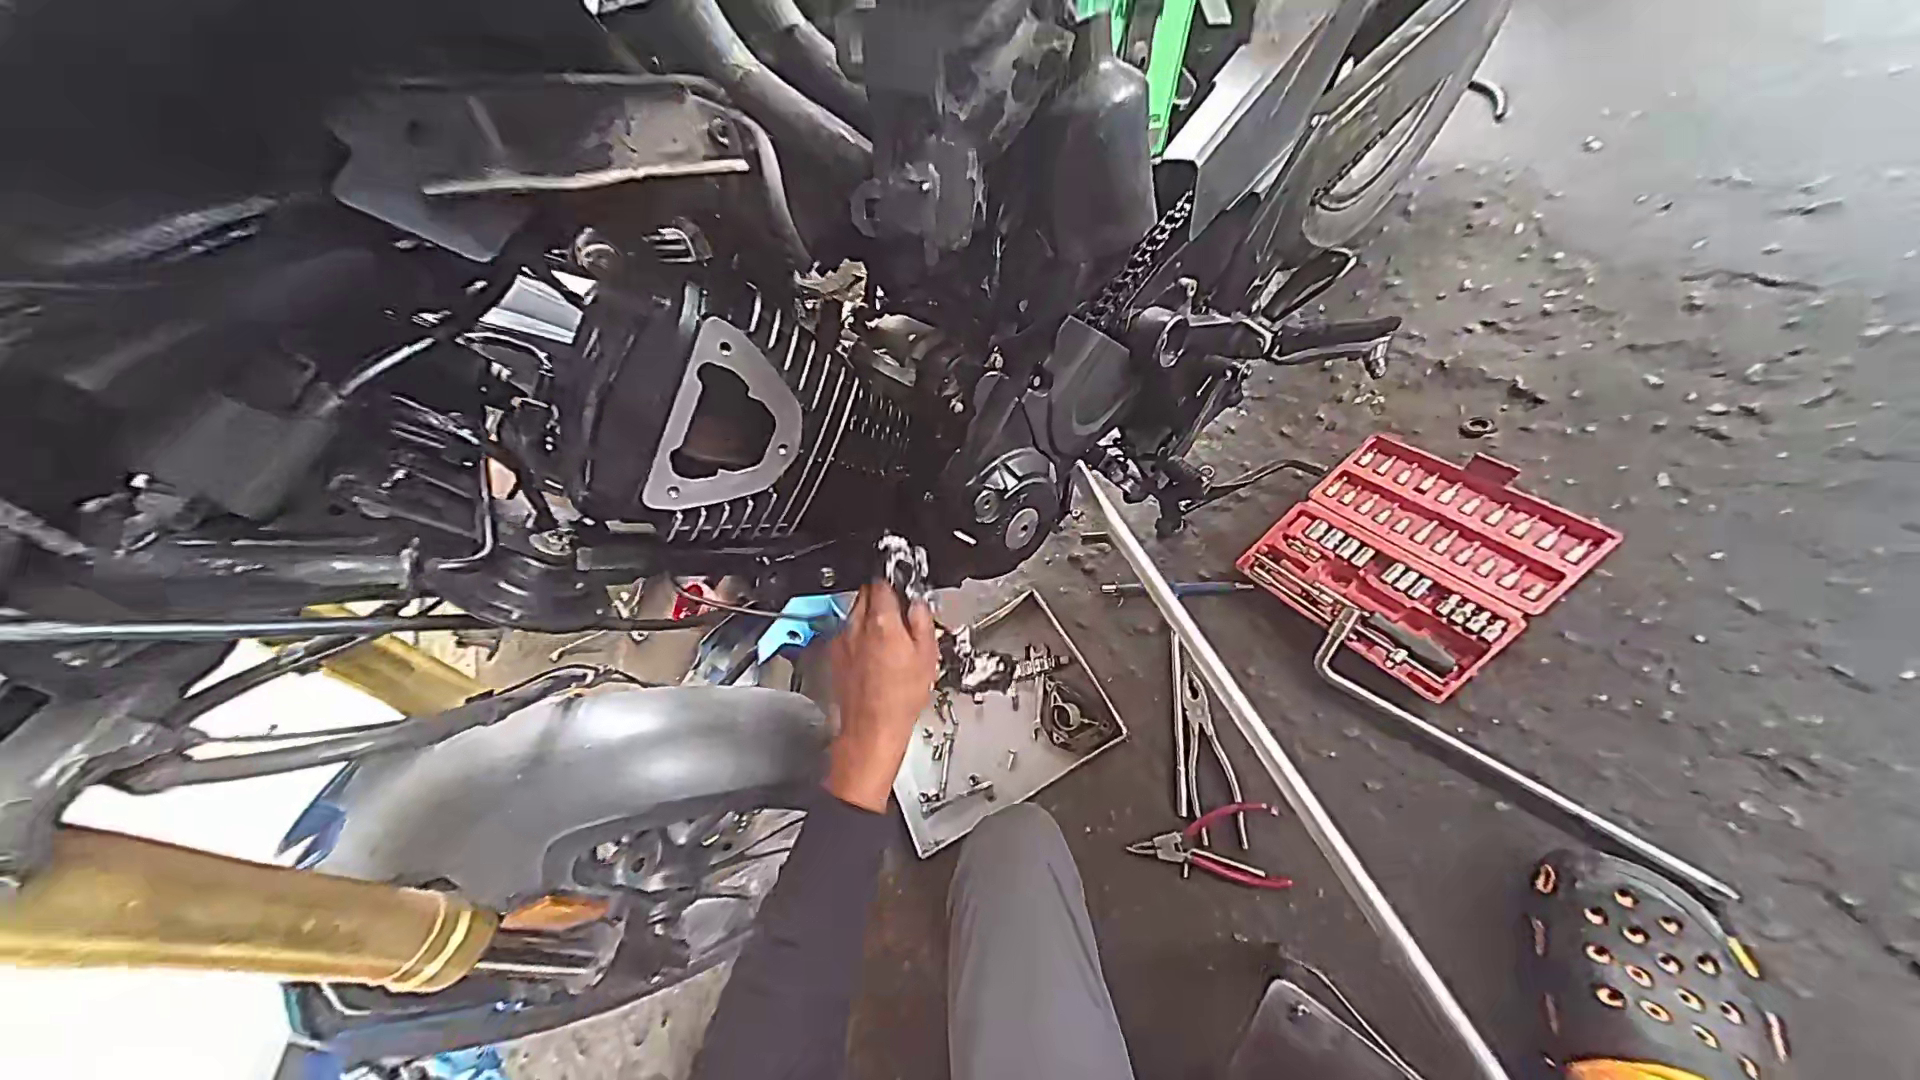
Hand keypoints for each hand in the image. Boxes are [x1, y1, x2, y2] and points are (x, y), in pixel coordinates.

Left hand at [824, 582, 939, 811]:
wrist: (872, 729)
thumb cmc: (899, 699)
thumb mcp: (927, 655)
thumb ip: (922, 620)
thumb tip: (918, 602)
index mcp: (882, 622)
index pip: (883, 581)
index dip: (895, 579)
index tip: (903, 582)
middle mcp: (856, 627)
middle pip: (867, 593)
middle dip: (883, 597)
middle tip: (901, 611)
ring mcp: (842, 641)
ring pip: (855, 613)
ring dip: (871, 616)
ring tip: (890, 637)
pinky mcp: (835, 655)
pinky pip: (848, 634)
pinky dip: (860, 636)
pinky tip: (875, 654)